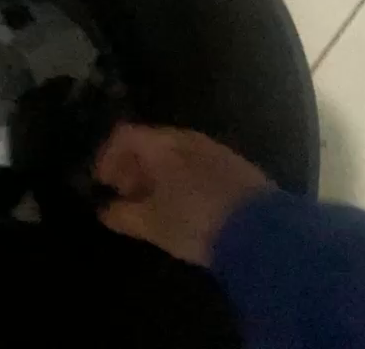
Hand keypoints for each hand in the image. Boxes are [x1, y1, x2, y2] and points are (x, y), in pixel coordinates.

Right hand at [92, 123, 272, 265]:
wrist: (261, 230)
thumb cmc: (196, 221)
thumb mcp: (153, 224)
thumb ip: (124, 215)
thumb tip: (104, 210)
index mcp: (161, 144)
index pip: (124, 134)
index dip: (107, 156)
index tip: (102, 182)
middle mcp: (184, 137)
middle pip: (149, 141)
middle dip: (132, 165)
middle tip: (125, 193)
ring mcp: (212, 147)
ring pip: (173, 151)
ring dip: (157, 171)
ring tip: (154, 200)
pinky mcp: (233, 163)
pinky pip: (194, 160)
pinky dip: (180, 174)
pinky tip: (185, 201)